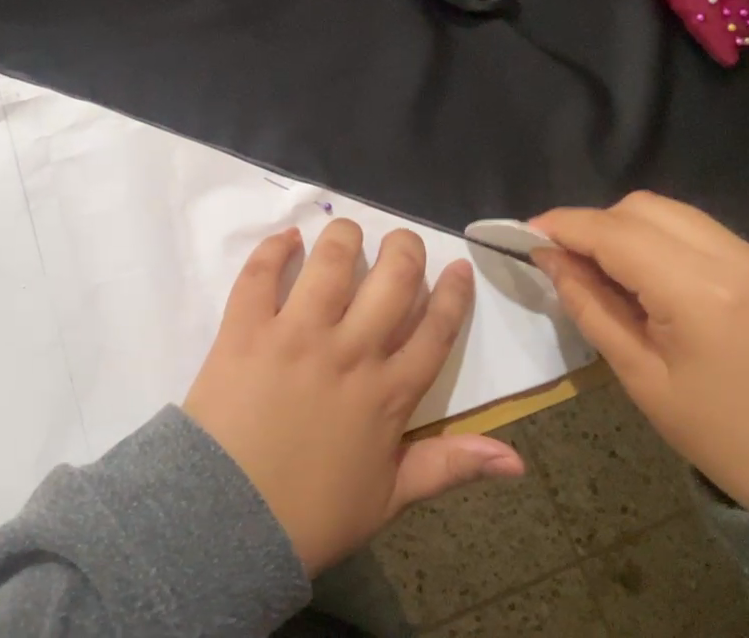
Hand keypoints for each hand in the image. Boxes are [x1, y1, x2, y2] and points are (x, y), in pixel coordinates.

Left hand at [183, 222, 524, 573]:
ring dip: (344, 239)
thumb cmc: (312, 513)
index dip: (451, 294)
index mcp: (389, 393)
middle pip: (390, 282)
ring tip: (347, 231)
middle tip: (401, 240)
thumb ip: (449, 466)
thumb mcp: (389, 498)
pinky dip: (275, 249)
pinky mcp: (246, 329)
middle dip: (403, 251)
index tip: (457, 265)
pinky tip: (288, 238)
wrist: (231, 517)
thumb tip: (517, 459)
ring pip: (330, 265)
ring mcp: (296, 335)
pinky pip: (261, 275)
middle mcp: (350, 352)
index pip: (434, 330)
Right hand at [531, 192, 748, 516]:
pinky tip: (651, 279)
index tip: (522, 234)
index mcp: (699, 291)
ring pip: (675, 214)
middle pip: (643, 207)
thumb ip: (591, 307)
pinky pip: (705, 234)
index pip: (612, 232)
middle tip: (563, 259)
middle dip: (593, 223)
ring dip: (628, 228)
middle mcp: (735, 258)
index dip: (561, 225)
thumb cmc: (728, 438)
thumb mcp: (642, 379)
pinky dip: (664, 241)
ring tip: (603, 268)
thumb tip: (549, 259)